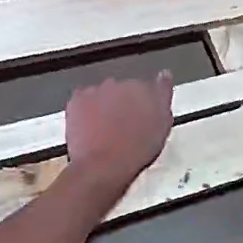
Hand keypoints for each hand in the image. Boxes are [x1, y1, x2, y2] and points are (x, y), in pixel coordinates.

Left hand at [64, 72, 174, 189]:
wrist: (102, 165)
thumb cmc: (133, 152)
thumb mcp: (162, 128)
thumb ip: (163, 98)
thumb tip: (164, 77)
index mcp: (146, 89)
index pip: (150, 84)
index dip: (147, 99)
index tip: (145, 109)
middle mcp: (121, 85)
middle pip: (125, 89)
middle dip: (125, 103)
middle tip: (125, 126)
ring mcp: (98, 91)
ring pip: (103, 93)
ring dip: (105, 106)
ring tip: (106, 130)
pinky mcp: (78, 99)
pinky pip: (83, 99)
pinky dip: (86, 109)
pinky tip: (91, 126)